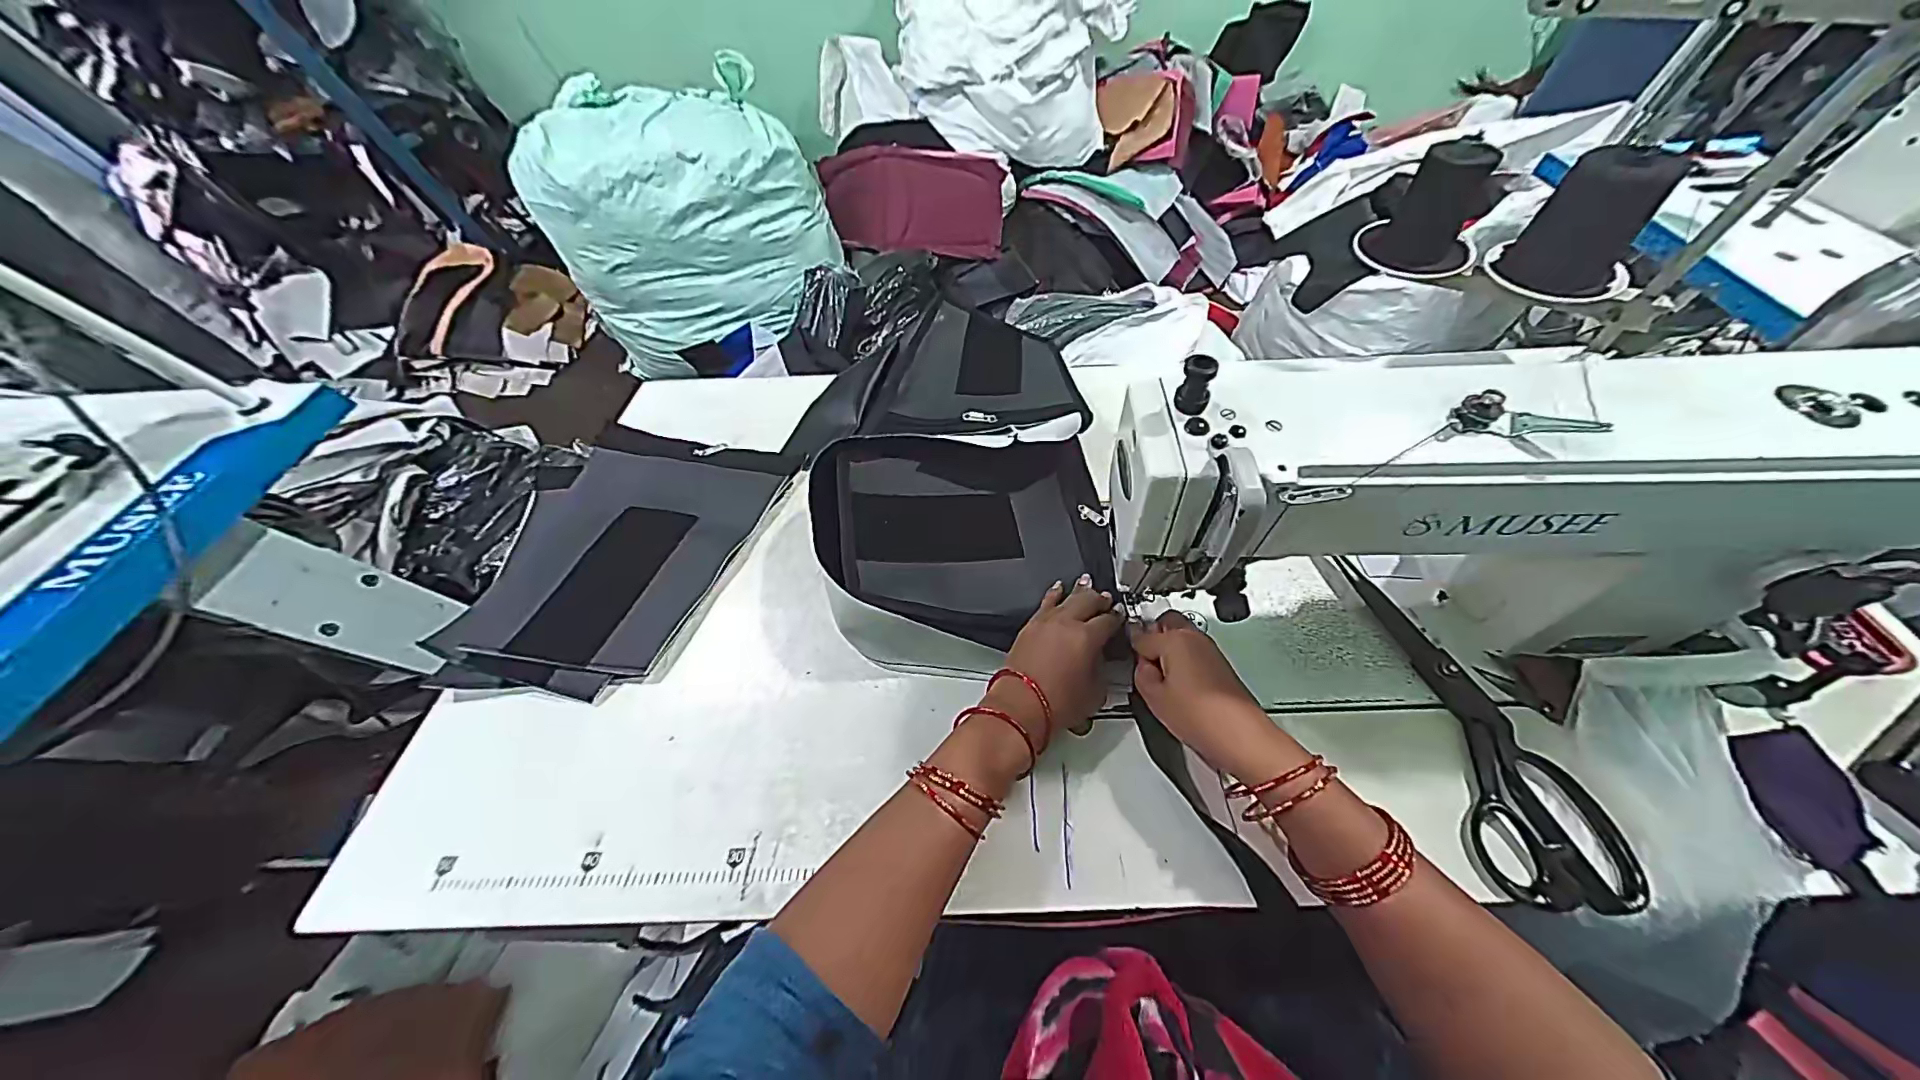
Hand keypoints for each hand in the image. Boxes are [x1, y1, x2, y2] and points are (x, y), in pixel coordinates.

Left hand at [994, 576, 1122, 748]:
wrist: (1021, 706)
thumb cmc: (1053, 703)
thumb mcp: (1095, 692)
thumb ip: (1102, 670)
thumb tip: (1099, 664)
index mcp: (1088, 637)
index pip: (1109, 620)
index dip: (1118, 618)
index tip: (1119, 617)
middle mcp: (1066, 624)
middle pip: (1089, 600)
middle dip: (1101, 599)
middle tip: (1107, 599)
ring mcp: (1046, 623)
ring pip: (1066, 597)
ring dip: (1079, 591)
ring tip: (1086, 585)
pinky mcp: (1029, 627)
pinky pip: (1046, 603)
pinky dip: (1054, 595)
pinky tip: (1056, 591)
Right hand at [1130, 610, 1275, 774]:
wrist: (1239, 735)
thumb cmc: (1202, 716)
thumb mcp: (1153, 697)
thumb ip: (1140, 673)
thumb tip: (1142, 667)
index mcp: (1174, 639)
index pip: (1141, 635)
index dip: (1133, 649)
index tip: (1131, 661)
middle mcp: (1195, 638)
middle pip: (1166, 622)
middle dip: (1153, 636)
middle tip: (1145, 661)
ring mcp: (1211, 650)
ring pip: (1182, 636)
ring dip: (1170, 649)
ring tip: (1164, 680)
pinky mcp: (1221, 665)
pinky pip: (1195, 653)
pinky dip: (1185, 662)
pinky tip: (1181, 688)